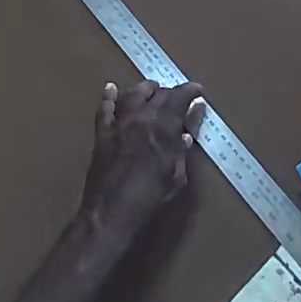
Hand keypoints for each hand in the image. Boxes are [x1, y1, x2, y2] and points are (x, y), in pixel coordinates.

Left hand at [79, 81, 204, 241]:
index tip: (198, 91)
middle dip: (171, 92)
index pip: (180, 97)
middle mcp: (143, 118)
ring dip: (145, 89)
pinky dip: (108, 97)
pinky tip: (111, 88)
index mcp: (165, 127)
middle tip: (178, 97)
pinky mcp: (102, 133)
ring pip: (133, 94)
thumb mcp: (176, 175)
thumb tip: (187, 131)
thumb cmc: (150, 197)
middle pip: (159, 94)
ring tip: (153, 88)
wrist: (110, 212)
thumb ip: (182, 149)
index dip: (190, 91)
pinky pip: (105, 109)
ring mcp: (120, 124)